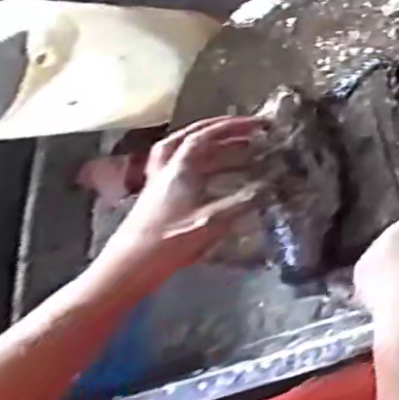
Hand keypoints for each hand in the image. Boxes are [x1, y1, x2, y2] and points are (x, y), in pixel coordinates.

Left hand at [95, 115, 267, 282]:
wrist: (122, 275)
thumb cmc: (167, 243)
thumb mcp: (213, 221)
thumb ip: (246, 199)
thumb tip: (277, 181)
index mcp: (179, 170)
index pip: (205, 136)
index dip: (235, 125)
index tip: (261, 124)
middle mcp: (166, 172)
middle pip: (187, 137)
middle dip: (219, 127)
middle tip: (246, 127)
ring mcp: (158, 186)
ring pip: (182, 153)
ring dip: (211, 144)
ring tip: (238, 146)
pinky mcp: (156, 200)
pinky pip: (181, 170)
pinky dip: (204, 164)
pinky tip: (220, 174)